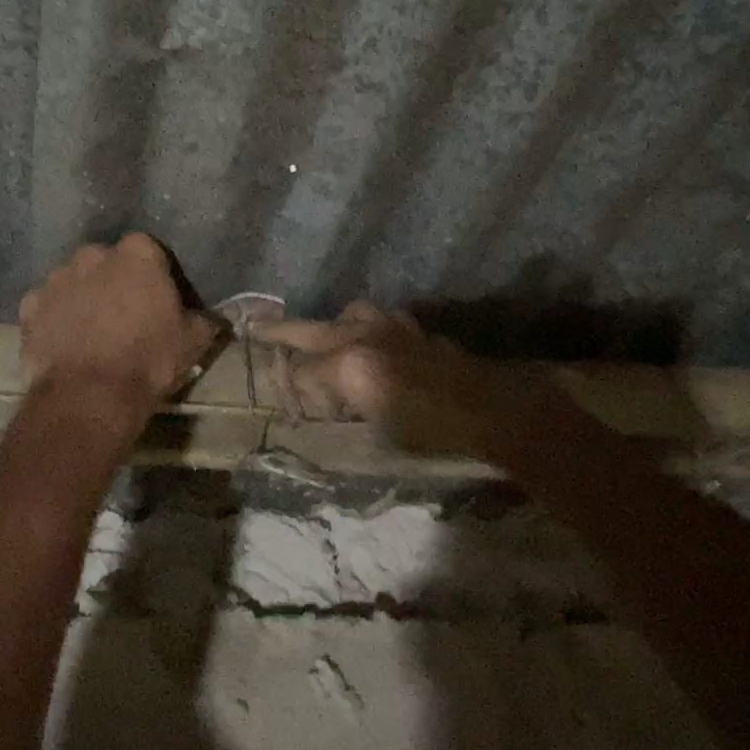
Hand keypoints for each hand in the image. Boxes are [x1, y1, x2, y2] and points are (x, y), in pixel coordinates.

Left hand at [18, 234, 220, 410]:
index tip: (158, 301)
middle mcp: (93, 255)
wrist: (88, 397)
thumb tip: (215, 318)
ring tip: (93, 334)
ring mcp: (56, 279)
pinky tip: (66, 344)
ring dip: (83, 299)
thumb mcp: (192, 344)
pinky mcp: (29, 307)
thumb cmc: (148, 362)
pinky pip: (47, 307)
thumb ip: (205, 322)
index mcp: (137, 255)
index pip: (149, 252)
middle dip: (114, 282)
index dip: (153, 276)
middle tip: (125, 317)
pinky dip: (55, 320)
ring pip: (74, 282)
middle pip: (107, 263)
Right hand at [251, 302, 430, 421]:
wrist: (491, 408)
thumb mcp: (378, 433)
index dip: (294, 389)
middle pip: (311, 330)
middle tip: (258, 328)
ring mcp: (390, 327)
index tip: (292, 401)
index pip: (302, 372)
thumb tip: (324, 401)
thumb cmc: (432, 431)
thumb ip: (344, 408)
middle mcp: (363, 336)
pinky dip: (371, 330)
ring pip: (349, 316)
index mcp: (349, 364)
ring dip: (335, 327)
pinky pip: (382, 321)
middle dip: (282, 331)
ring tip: (333, 342)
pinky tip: (377, 346)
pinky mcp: (414, 330)